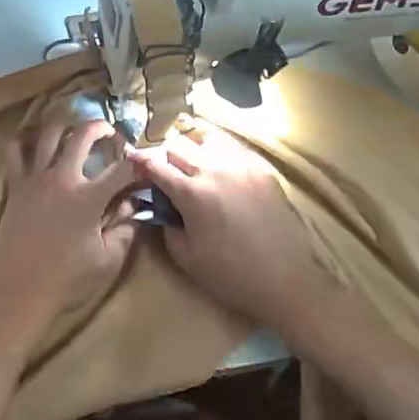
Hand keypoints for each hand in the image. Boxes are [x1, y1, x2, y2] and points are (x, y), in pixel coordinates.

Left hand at [0, 118, 139, 325]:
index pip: (121, 169)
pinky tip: (34, 140)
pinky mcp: (16, 186)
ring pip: (49, 134)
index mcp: (88, 198)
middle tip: (110, 131)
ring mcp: (35, 178)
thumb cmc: (66, 280)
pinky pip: (15, 151)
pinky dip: (24, 140)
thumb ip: (125, 230)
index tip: (144, 162)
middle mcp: (62, 178)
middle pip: (83, 136)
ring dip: (66, 125)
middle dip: (101, 127)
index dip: (137, 162)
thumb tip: (134, 206)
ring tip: (75, 129)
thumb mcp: (107, 261)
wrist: (18, 292)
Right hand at [131, 122, 336, 334]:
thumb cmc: (231, 274)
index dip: (140, 161)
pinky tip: (218, 168)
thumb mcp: (186, 257)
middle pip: (178, 146)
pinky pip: (232, 149)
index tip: (131, 158)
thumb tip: (159, 205)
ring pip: (206, 139)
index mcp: (192, 192)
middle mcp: (214, 169)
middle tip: (162, 168)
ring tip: (191, 163)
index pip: (156, 165)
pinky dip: (218, 152)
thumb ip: (166, 224)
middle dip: (164, 155)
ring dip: (192, 148)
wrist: (287, 280)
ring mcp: (241, 165)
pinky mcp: (262, 169)